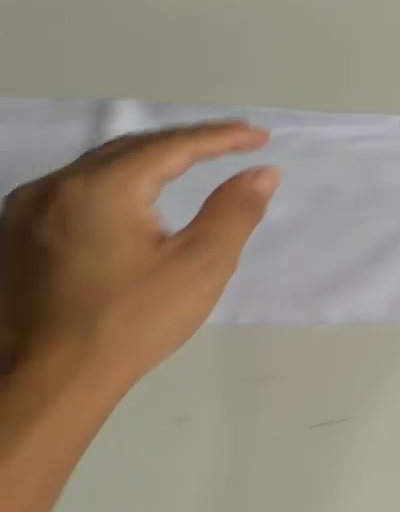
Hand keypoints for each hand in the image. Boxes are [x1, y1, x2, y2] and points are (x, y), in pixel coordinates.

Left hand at [0, 122, 278, 394]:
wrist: (47, 375)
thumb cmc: (134, 318)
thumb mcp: (202, 264)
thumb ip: (234, 211)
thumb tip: (262, 172)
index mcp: (99, 190)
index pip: (170, 147)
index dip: (220, 137)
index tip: (261, 136)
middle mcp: (52, 188)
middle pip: (130, 148)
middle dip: (187, 141)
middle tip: (237, 140)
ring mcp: (25, 210)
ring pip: (100, 165)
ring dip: (154, 157)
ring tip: (197, 159)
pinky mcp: (16, 234)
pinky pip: (78, 187)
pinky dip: (123, 177)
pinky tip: (143, 190)